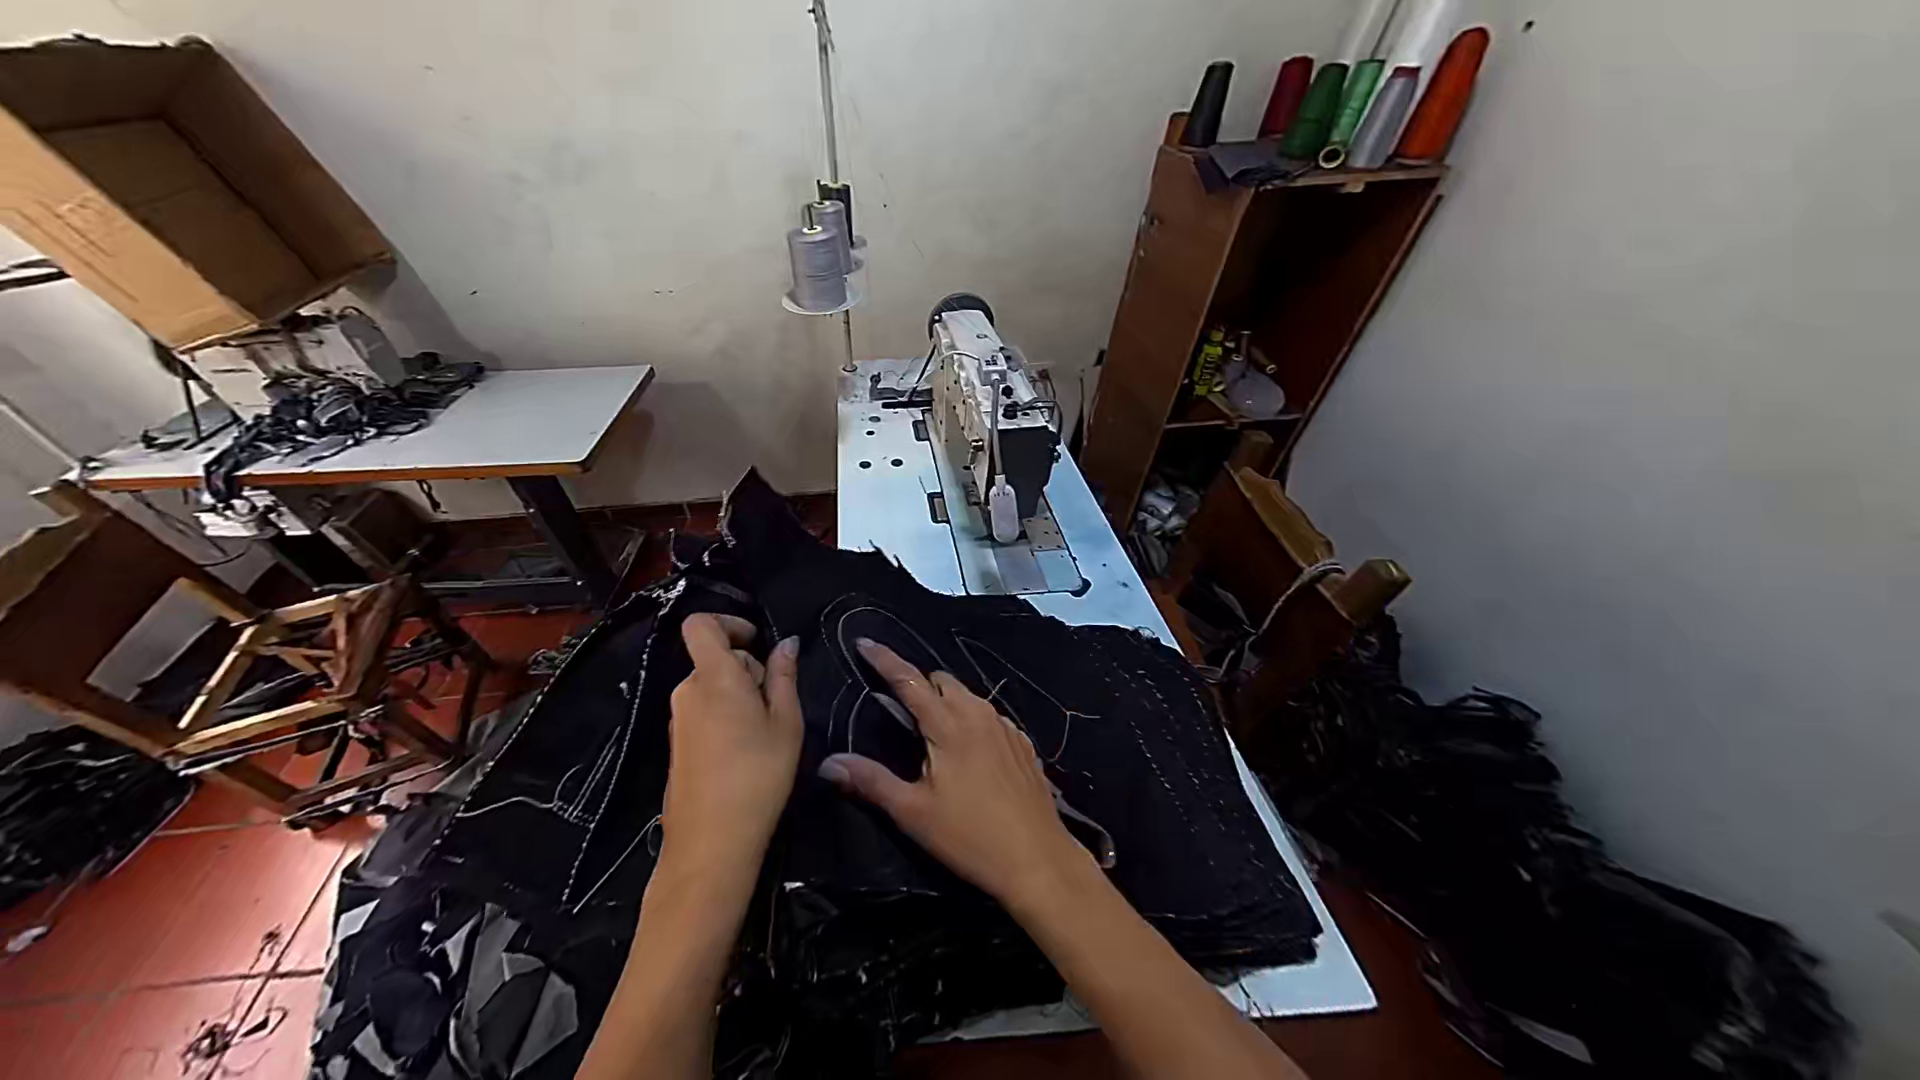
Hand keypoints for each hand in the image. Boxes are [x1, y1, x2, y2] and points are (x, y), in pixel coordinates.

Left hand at [663, 614, 801, 878]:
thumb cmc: (758, 775)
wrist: (711, 842)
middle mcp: (687, 691)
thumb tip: (785, 643)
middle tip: (777, 702)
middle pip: (714, 658)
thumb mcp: (786, 722)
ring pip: (711, 686)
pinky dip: (725, 715)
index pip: (700, 625)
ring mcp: (677, 719)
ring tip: (766, 731)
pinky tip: (745, 751)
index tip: (757, 641)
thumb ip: (784, 677)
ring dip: (738, 694)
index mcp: (714, 677)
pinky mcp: (676, 744)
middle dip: (747, 668)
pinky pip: (702, 711)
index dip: (728, 622)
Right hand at [817, 639, 1092, 908]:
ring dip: (944, 700)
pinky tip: (967, 749)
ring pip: (968, 695)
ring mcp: (1005, 726)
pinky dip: (970, 719)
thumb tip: (828, 762)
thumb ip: (870, 781)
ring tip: (929, 729)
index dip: (884, 659)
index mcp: (949, 724)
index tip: (864, 643)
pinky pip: (989, 715)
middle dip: (916, 683)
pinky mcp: (1022, 742)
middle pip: (941, 680)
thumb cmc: (970, 836)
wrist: (1038, 858)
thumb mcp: (913, 813)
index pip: (909, 679)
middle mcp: (979, 714)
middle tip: (897, 706)